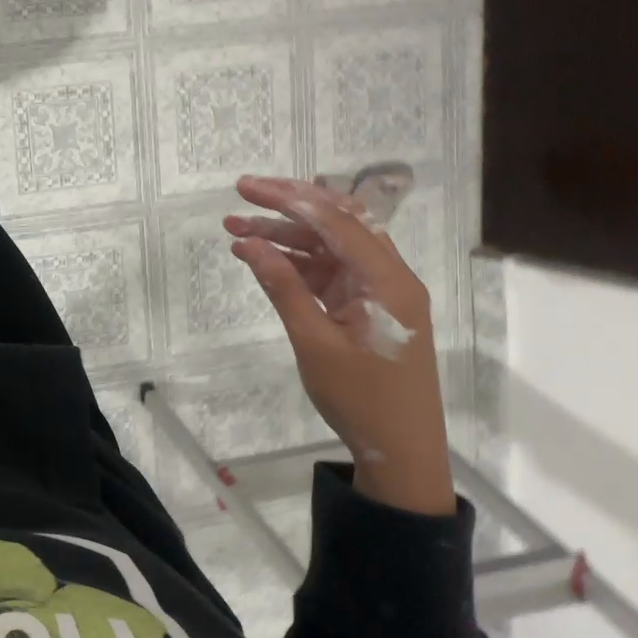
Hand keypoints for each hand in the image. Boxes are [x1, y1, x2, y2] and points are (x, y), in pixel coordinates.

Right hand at [226, 175, 455, 515]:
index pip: (336, 222)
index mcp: (386, 280)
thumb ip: (283, 287)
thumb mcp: (314, 341)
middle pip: (338, 223)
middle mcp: (388, 276)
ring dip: (285, 233)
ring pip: (329, 245)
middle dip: (289, 204)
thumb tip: (248, 243)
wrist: (402, 448)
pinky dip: (295, 260)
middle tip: (242, 193)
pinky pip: (328, 270)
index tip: (246, 188)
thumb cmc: (361, 397)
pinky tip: (260, 257)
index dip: (290, 199)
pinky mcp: (365, 307)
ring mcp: (378, 292)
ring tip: (235, 228)